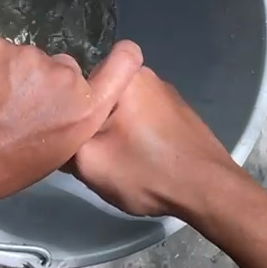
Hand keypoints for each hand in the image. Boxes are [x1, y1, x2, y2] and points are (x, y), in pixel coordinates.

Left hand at [0, 36, 143, 207]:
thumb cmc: (2, 169)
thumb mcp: (52, 154)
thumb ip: (67, 119)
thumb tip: (57, 103)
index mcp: (84, 110)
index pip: (122, 68)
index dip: (123, 58)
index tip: (123, 52)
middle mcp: (63, 76)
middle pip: (59, 66)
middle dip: (43, 80)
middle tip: (14, 106)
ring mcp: (26, 55)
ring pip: (22, 57)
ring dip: (9, 72)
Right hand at [70, 67, 244, 217]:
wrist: (210, 191)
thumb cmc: (147, 170)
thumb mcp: (88, 162)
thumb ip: (63, 141)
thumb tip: (56, 135)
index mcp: (126, 76)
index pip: (79, 78)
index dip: (69, 103)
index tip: (69, 129)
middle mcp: (148, 76)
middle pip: (101, 93)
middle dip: (92, 119)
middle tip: (91, 149)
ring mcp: (167, 95)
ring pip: (122, 107)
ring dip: (114, 128)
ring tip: (116, 158)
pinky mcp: (180, 114)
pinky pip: (143, 117)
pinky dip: (136, 135)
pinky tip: (141, 160)